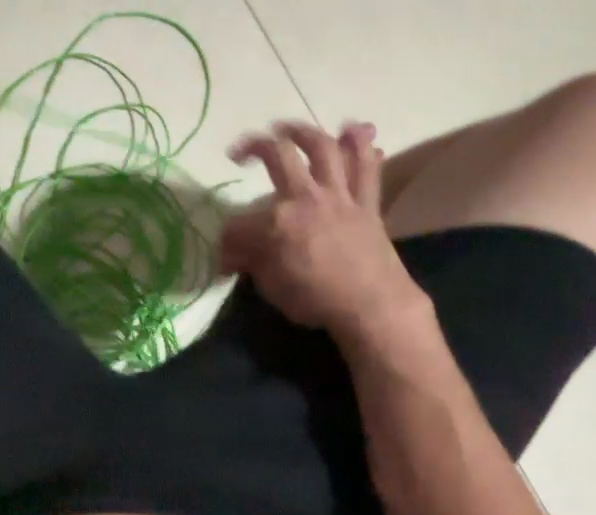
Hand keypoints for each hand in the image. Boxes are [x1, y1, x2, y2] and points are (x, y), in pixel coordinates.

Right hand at [221, 121, 429, 341]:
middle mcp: (306, 198)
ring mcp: (339, 195)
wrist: (370, 304)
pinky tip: (353, 132)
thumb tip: (233, 256)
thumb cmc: (314, 300)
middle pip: (279, 156)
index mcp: (277, 223)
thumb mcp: (272, 287)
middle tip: (242, 150)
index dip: (227, 240)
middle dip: (255, 146)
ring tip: (289, 129)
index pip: (239, 224)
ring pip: (323, 148)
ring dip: (304, 131)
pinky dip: (360, 145)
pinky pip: (365, 166)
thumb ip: (252, 263)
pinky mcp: (366, 201)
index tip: (225, 258)